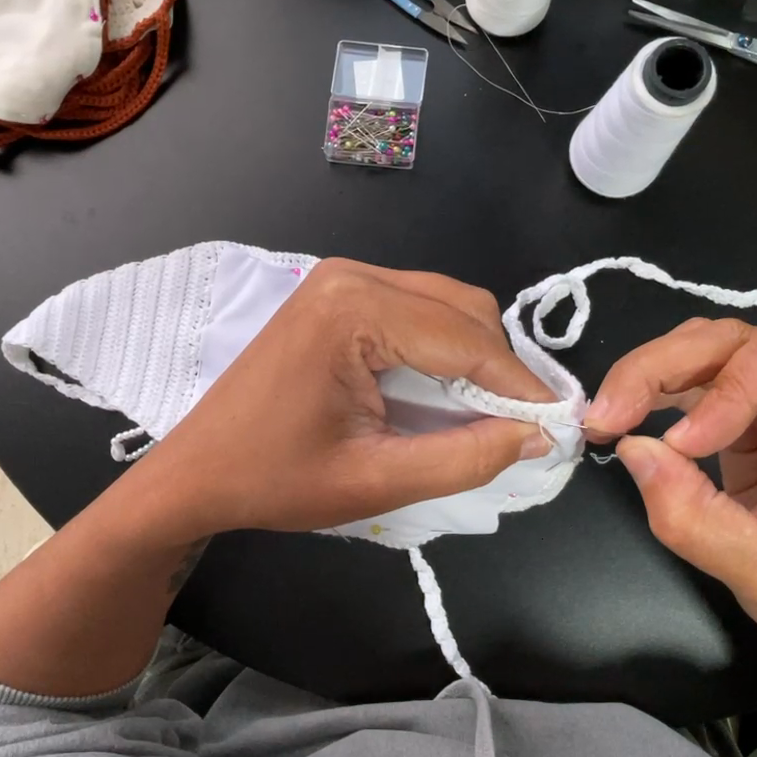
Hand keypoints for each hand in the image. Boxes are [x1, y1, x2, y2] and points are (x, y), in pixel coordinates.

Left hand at [134, 259, 554, 537]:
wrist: (197, 471)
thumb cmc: (274, 480)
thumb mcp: (376, 481)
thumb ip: (464, 458)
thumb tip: (534, 435)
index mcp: (355, 310)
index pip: (466, 339)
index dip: (519, 385)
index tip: (559, 425)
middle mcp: (351, 276)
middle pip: (462, 308)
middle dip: (500, 367)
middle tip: (523, 425)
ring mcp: (340, 278)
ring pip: (444, 304)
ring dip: (475, 356)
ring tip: (491, 414)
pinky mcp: (335, 294)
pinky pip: (415, 309)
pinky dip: (443, 347)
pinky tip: (447, 392)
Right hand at [583, 315, 756, 658]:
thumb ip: (693, 515)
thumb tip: (630, 447)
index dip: (729, 387)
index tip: (682, 445)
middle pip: (740, 339)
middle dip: (665, 367)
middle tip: (606, 416)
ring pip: (710, 345)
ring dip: (651, 373)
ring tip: (607, 417)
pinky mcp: (755, 405)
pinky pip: (698, 373)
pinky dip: (653, 388)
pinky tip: (623, 415)